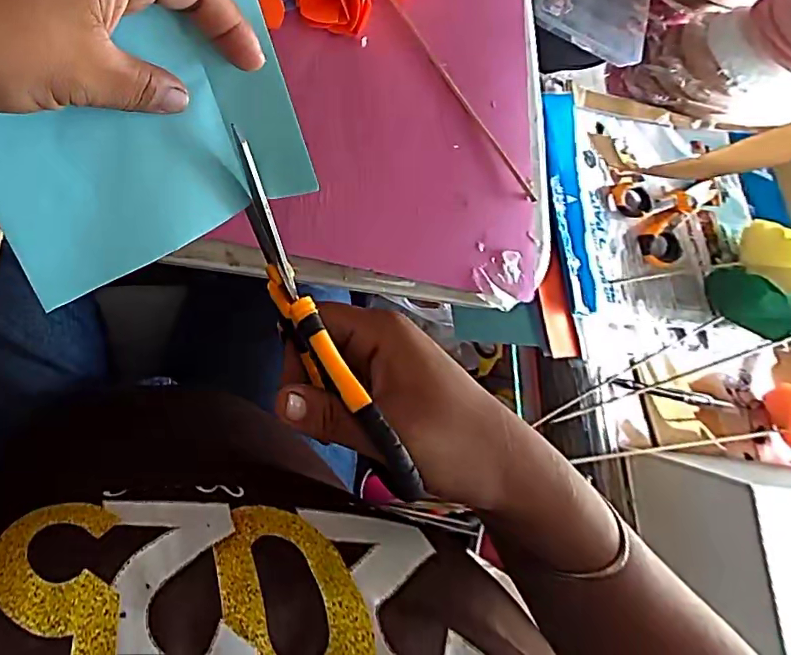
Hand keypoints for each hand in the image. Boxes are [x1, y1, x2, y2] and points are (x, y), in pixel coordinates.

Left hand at [0, 0, 263, 112]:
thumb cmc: (9, 41)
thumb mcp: (84, 72)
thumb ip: (141, 86)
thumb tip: (180, 97)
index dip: (230, 26)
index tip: (250, 65)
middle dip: (201, 25)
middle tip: (225, 64)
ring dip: (163, 33)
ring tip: (186, 68)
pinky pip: (106, 5)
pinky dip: (128, 35)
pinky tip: (130, 63)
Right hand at [275, 302, 540, 511]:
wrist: (508, 471)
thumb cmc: (458, 443)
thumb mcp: (384, 432)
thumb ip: (327, 414)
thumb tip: (282, 400)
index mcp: (383, 332)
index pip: (317, 319)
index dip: (297, 350)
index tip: (292, 389)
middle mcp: (385, 337)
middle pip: (323, 345)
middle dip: (314, 383)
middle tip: (321, 421)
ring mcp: (391, 359)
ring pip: (337, 370)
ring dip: (333, 402)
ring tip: (353, 433)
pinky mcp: (396, 382)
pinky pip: (355, 386)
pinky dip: (350, 410)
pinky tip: (365, 435)